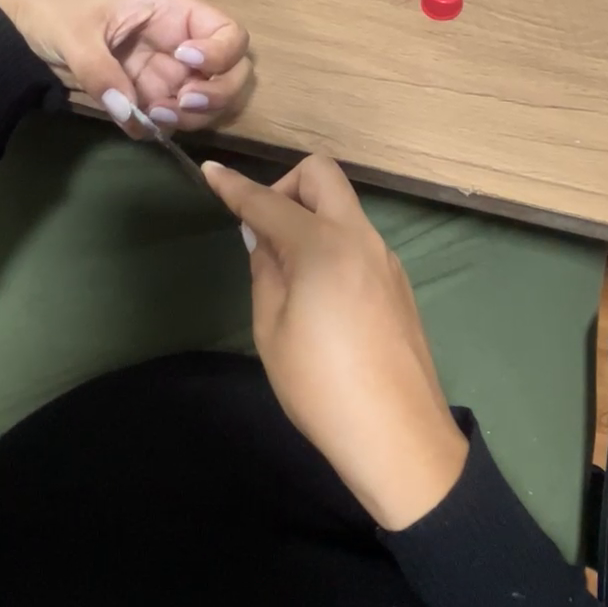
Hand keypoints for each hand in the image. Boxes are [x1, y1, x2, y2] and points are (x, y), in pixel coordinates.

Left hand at [0, 0, 251, 137]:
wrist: (22, 32)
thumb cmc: (54, 11)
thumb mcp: (74, 32)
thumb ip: (99, 69)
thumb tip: (127, 108)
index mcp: (172, 13)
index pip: (229, 32)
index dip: (221, 53)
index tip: (187, 62)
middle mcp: (181, 44)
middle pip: (233, 73)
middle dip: (216, 94)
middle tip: (182, 103)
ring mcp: (169, 74)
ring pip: (209, 102)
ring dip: (191, 117)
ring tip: (154, 115)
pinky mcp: (152, 97)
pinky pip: (172, 119)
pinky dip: (161, 128)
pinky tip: (135, 123)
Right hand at [202, 155, 468, 530]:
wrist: (397, 434)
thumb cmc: (321, 386)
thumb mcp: (272, 328)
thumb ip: (266, 269)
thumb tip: (263, 234)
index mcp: (323, 245)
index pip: (269, 201)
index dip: (235, 187)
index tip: (210, 172)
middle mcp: (360, 237)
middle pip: (322, 175)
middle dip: (285, 185)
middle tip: (263, 230)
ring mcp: (385, 257)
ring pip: (343, 206)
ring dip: (310, 215)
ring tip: (286, 271)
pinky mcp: (397, 280)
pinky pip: (358, 238)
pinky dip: (331, 241)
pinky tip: (319, 292)